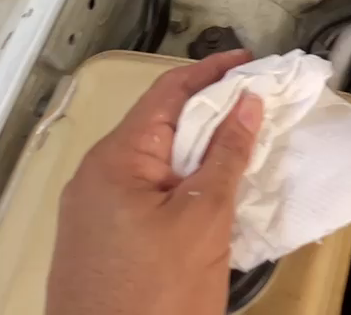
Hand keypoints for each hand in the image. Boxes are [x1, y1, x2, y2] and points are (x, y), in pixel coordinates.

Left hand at [48, 50, 263, 314]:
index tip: (251, 60)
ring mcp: (93, 211)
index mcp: (115, 159)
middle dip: (209, 108)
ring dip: (198, 144)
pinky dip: (181, 176)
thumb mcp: (204, 218)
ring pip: (155, 157)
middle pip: (160, 122)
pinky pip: (145, 188)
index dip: (212, 71)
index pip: (168, 92)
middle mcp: (95, 175)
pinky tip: (211, 184)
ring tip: (242, 138)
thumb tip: (248, 100)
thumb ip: (227, 152)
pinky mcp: (100, 239)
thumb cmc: (158, 292)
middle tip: (256, 101)